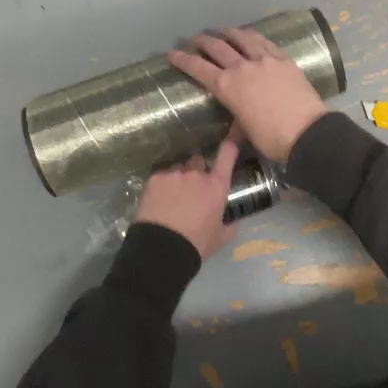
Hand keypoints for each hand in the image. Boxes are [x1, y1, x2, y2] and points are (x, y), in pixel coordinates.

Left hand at [134, 133, 241, 257]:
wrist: (162, 249)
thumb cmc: (196, 244)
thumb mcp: (220, 238)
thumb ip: (229, 225)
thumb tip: (232, 222)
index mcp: (216, 186)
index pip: (227, 154)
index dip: (231, 144)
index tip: (232, 139)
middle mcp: (197, 174)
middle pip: (199, 161)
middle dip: (198, 170)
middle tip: (192, 188)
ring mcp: (174, 174)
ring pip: (179, 168)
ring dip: (178, 177)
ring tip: (172, 196)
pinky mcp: (154, 178)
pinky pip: (161, 175)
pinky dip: (162, 184)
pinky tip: (158, 200)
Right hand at [168, 28, 328, 162]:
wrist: (307, 132)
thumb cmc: (271, 138)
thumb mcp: (246, 131)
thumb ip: (237, 119)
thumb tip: (236, 121)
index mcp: (227, 87)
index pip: (199, 68)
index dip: (183, 59)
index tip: (172, 53)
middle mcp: (242, 68)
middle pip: (218, 48)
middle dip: (204, 42)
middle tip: (196, 39)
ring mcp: (265, 61)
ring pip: (243, 39)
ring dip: (230, 33)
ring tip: (223, 30)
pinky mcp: (284, 60)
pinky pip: (266, 43)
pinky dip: (254, 37)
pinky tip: (252, 36)